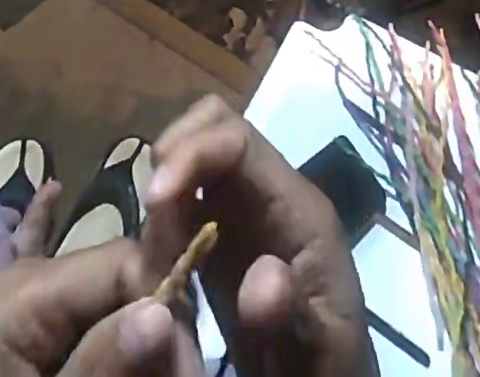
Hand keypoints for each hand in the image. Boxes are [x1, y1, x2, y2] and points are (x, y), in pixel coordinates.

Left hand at [0, 183, 203, 376]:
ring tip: (161, 361)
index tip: (189, 365)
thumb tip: (162, 312)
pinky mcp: (13, 309)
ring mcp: (16, 288)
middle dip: (155, 316)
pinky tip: (50, 190)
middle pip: (119, 272)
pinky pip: (32, 250)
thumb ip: (101, 365)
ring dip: (135, 314)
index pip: (122, 262)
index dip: (164, 301)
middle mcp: (24, 275)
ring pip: (101, 280)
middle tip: (179, 371)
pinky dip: (45, 224)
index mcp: (24, 294)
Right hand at [144, 97, 374, 376]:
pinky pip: (186, 194)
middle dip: (175, 155)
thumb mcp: (318, 353)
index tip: (152, 198)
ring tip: (156, 251)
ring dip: (165, 188)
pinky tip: (159, 260)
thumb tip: (262, 277)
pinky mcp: (224, 227)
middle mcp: (270, 190)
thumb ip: (292, 317)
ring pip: (197, 153)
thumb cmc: (327, 366)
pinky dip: (163, 214)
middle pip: (216, 126)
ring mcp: (246, 205)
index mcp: (297, 206)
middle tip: (152, 215)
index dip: (192, 153)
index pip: (239, 140)